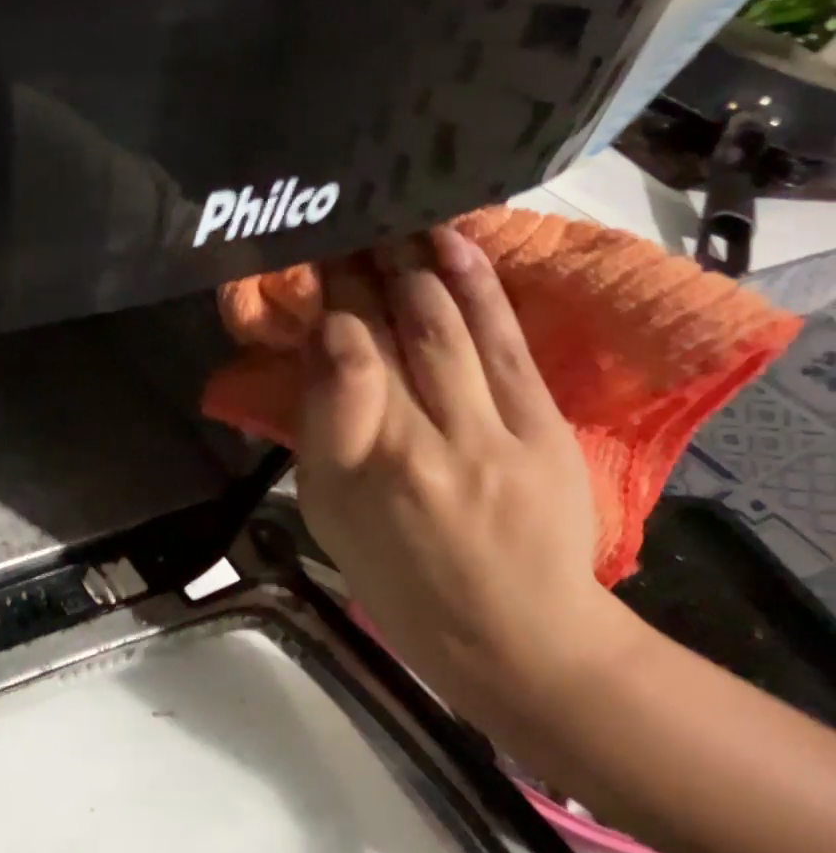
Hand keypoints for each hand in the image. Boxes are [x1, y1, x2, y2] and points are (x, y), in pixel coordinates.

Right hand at [295, 228, 644, 722]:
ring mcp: (488, 434)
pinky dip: (477, 289)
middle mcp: (419, 445)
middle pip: (391, 336)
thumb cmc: (393, 577)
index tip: (310, 269)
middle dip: (366, 274)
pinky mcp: (542, 428)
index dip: (327, 307)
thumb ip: (319, 433)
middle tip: (347, 229)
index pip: (339, 367)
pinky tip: (453, 246)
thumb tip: (316, 353)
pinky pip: (503, 344)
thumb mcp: (328, 512)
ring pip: (445, 329)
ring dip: (418, 267)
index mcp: (350, 475)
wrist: (509, 629)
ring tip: (395, 223)